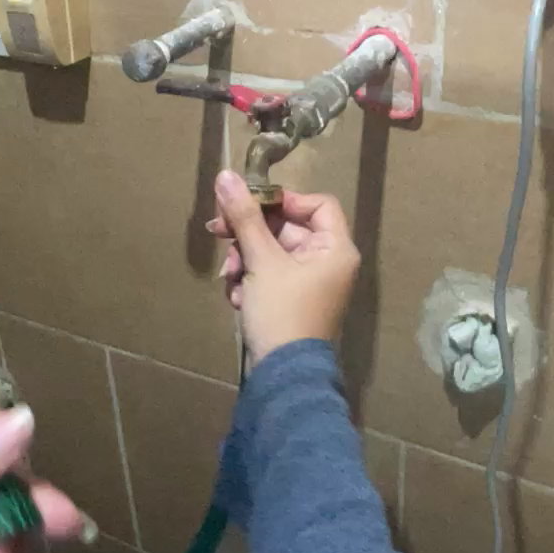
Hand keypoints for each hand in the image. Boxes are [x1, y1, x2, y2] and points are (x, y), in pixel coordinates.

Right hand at [208, 169, 359, 362]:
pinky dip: (250, 281)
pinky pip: (269, 275)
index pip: (318, 204)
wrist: (283, 377)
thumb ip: (245, 217)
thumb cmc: (282, 313)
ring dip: (245, 260)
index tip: (252, 206)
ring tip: (230, 278)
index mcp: (335, 248)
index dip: (284, 200)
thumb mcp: (261, 261)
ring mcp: (311, 283)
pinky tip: (237, 297)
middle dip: (250, 235)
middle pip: (286, 227)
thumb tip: (226, 176)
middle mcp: (329, 262)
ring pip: (272, 252)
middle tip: (218, 233)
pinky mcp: (292, 300)